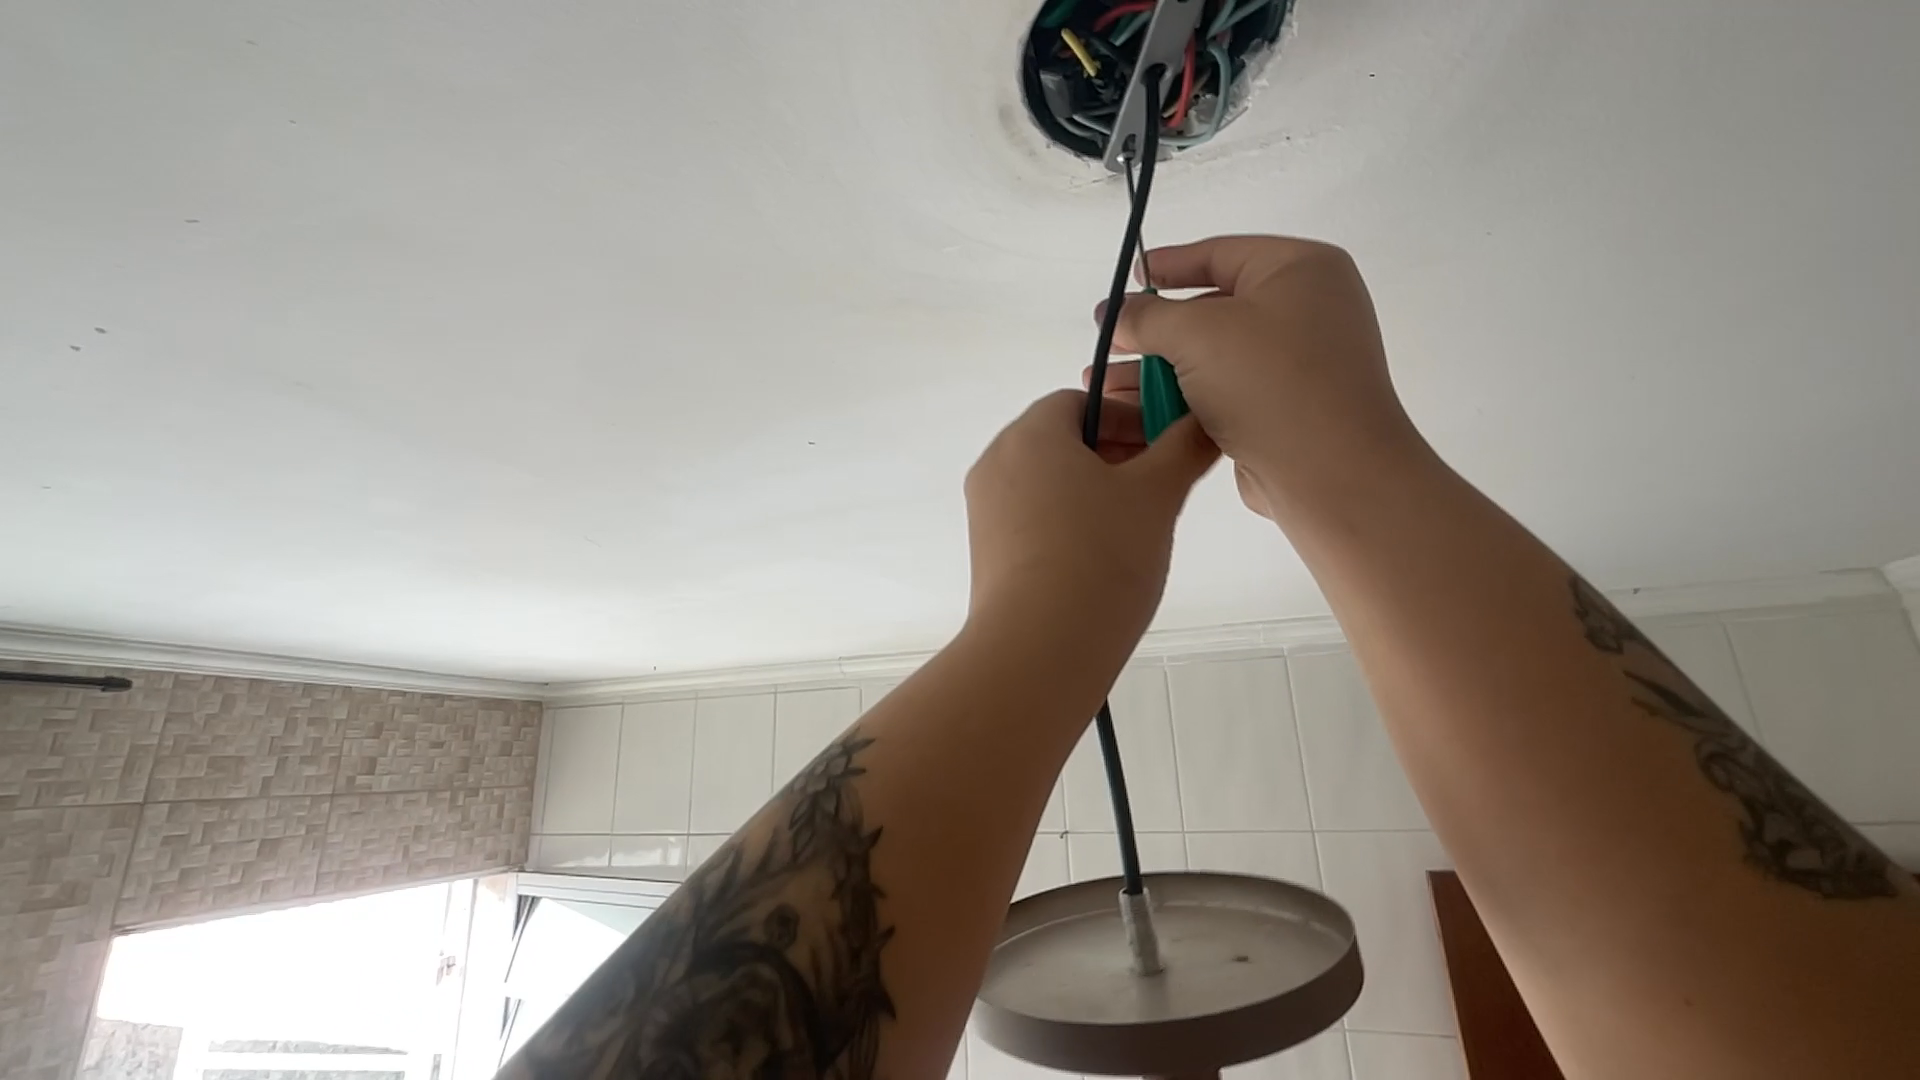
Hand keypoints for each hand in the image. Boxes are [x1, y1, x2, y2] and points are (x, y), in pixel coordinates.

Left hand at [964, 390, 1216, 642]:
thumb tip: (1203, 423)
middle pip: (1059, 441)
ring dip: (1091, 491)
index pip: (1079, 402)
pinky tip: (1098, 559)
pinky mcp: (986, 553)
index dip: (1127, 417)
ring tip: (1133, 527)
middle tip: (1155, 486)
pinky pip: (1031, 520)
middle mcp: (996, 464)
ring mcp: (985, 511)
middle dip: (1112, 455)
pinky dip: (1065, 523)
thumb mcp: (1157, 495)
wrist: (1040, 647)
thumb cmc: (1101, 556)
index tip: (1162, 446)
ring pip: (1045, 484)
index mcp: (1030, 434)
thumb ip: (1183, 448)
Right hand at [1093, 236, 1428, 519]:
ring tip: (1104, 386)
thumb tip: (1116, 313)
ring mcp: (1294, 363)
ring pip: (1210, 358)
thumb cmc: (1268, 382)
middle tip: (1107, 343)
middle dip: (1152, 331)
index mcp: (1297, 270)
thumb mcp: (1197, 333)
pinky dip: (1180, 399)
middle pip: (1211, 310)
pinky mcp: (1281, 409)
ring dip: (1155, 371)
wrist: (1329, 471)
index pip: (1220, 254)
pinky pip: (1221, 392)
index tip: (1128, 278)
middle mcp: (1303, 310)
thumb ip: (1147, 318)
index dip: (1168, 265)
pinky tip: (1137, 411)